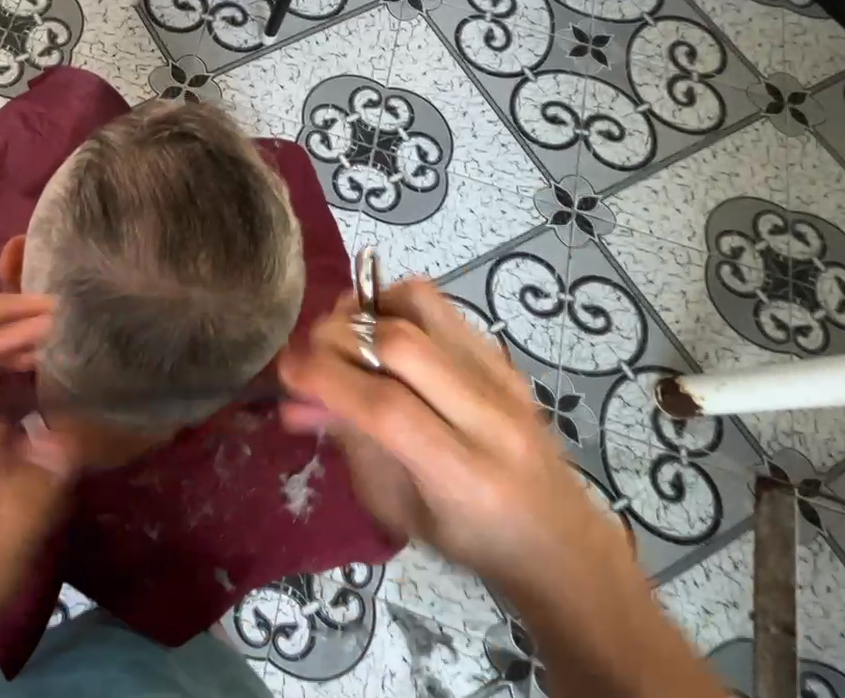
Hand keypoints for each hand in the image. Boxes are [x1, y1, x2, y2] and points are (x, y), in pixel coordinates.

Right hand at [277, 279, 627, 599]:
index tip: (285, 369)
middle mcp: (490, 417)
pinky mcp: (502, 357)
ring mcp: (501, 378)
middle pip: (401, 344)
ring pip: (421, 307)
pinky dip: (390, 307)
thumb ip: (350, 443)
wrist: (559, 538)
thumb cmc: (469, 538)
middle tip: (308, 351)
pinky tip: (374, 333)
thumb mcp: (398, 509)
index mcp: (463, 474)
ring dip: (363, 310)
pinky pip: (437, 307)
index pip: (385, 407)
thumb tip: (294, 398)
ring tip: (340, 334)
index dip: (324, 378)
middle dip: (336, 337)